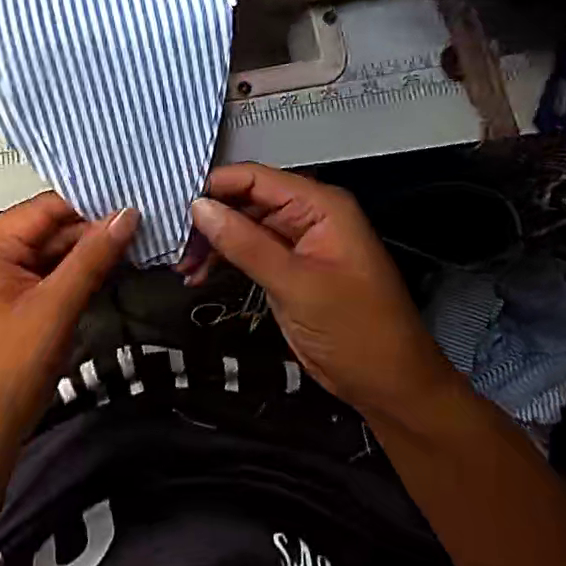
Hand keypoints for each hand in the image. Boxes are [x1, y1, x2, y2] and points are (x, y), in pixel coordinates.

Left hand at [0, 193, 137, 467]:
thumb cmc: (1, 378)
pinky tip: (109, 271)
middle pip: (51, 228)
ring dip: (90, 255)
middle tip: (144, 229)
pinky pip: (48, 274)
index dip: (93, 206)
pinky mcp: (9, 298)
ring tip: (136, 247)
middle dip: (95, 233)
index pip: (48, 207)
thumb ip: (92, 258)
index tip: (136, 205)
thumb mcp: (54, 310)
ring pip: (53, 251)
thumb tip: (126, 216)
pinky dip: (77, 275)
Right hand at [185, 163, 458, 418]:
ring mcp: (296, 243)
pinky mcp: (288, 269)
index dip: (215, 186)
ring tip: (182, 266)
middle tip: (174, 244)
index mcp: (320, 206)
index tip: (175, 204)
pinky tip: (199, 275)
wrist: (390, 387)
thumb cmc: (355, 330)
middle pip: (245, 200)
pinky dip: (223, 260)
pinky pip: (248, 251)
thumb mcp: (296, 285)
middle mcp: (307, 216)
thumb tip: (198, 207)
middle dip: (209, 219)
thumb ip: (245, 243)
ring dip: (211, 243)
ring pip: (242, 226)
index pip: (257, 178)